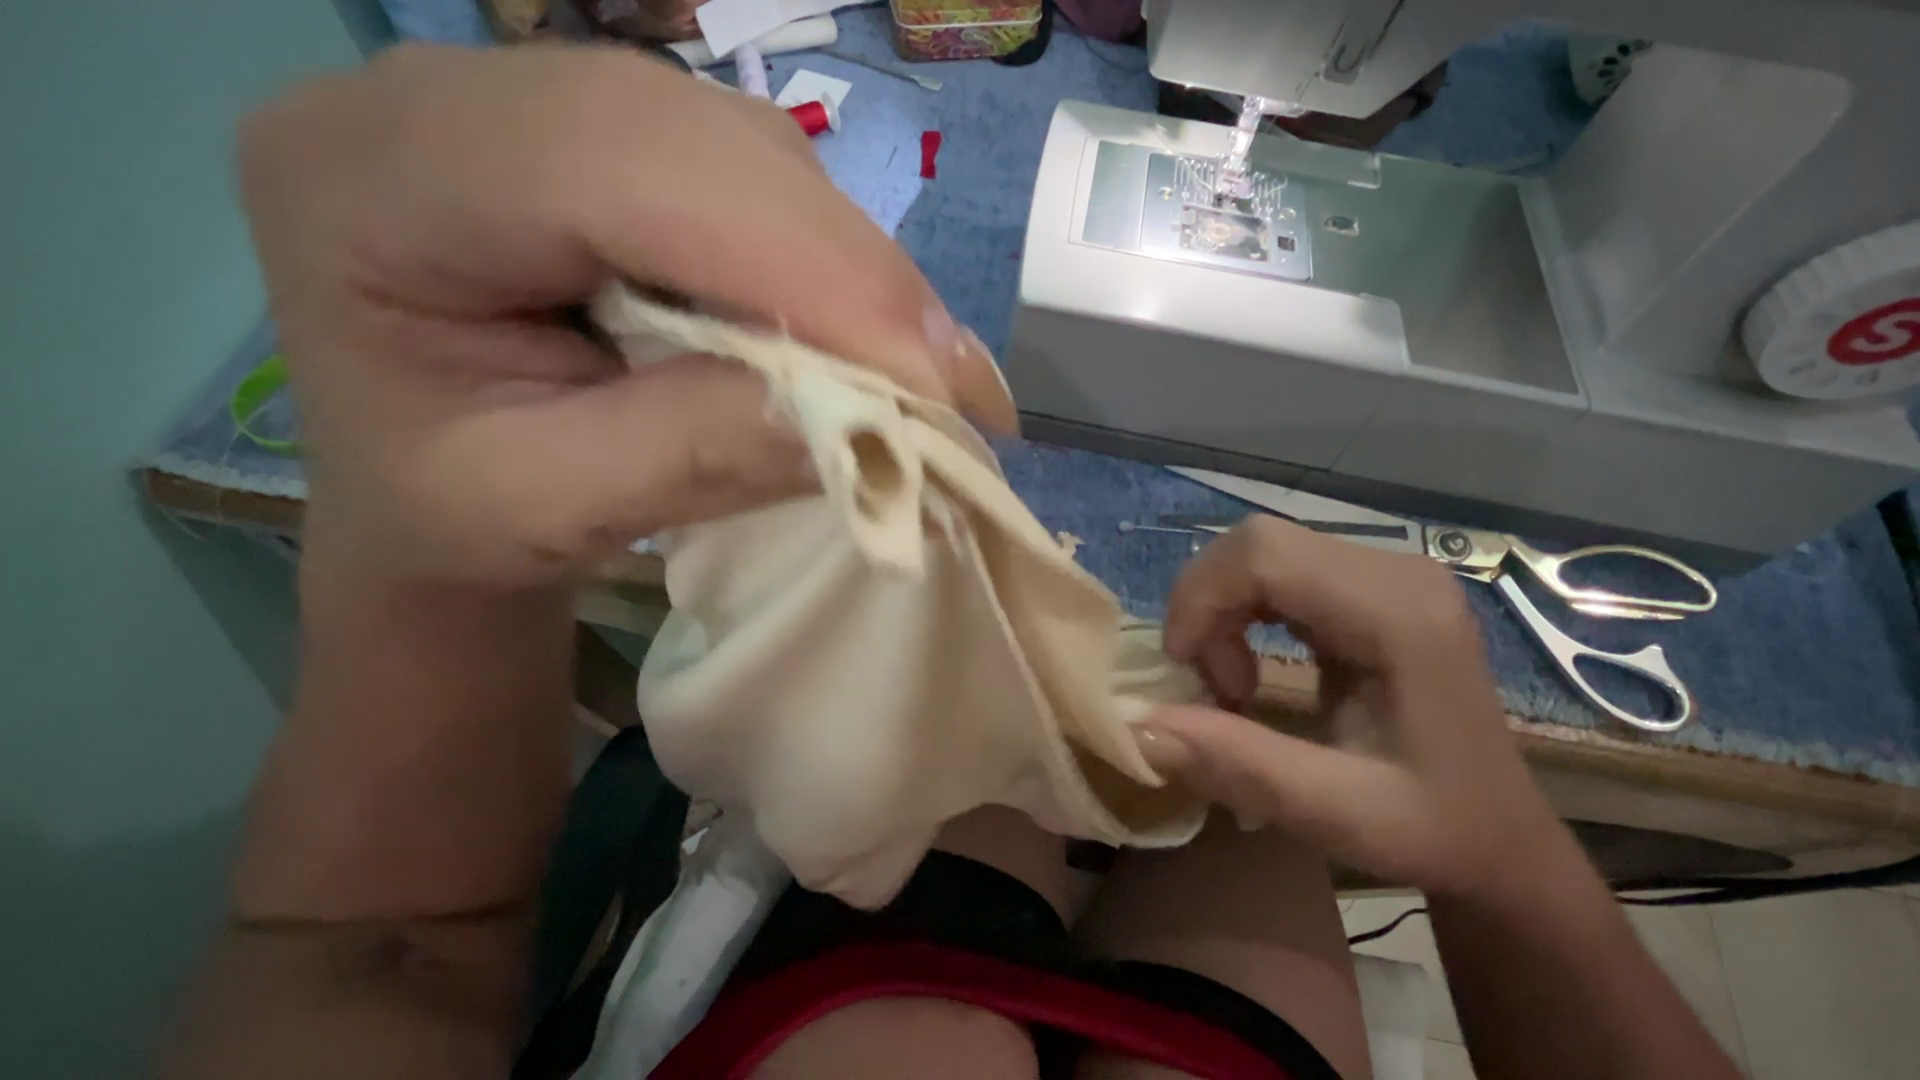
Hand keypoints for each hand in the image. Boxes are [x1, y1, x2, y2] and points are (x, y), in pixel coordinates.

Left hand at [240, 44, 1012, 586]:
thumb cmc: (451, 525)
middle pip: (693, 141)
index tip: (928, 376)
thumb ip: (692, 453)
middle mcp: (447, 102)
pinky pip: (747, 176)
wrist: (419, 504)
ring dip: (844, 267)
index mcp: (372, 181)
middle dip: (842, 268)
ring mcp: (537, 107)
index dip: (793, 262)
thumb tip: (874, 416)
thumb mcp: (547, 511)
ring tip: (910, 374)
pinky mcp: (611, 145)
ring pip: (739, 150)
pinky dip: (821, 262)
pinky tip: (849, 333)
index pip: (614, 171)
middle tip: (951, 385)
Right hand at [1138, 517, 1582, 899]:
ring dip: (1222, 611)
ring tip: (1233, 683)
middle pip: (1258, 542)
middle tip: (1209, 686)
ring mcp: (1390, 575)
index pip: (1265, 554)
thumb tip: (1135, 724)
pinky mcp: (1376, 589)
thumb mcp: (1333, 812)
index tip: (1187, 675)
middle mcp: (1399, 573)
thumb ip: (1237, 762)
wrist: (1499, 841)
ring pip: (1263, 550)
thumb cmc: (1431, 831)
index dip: (1201, 602)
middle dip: (1207, 607)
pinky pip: (1282, 570)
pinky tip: (1254, 666)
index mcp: (1401, 614)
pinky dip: (1245, 612)